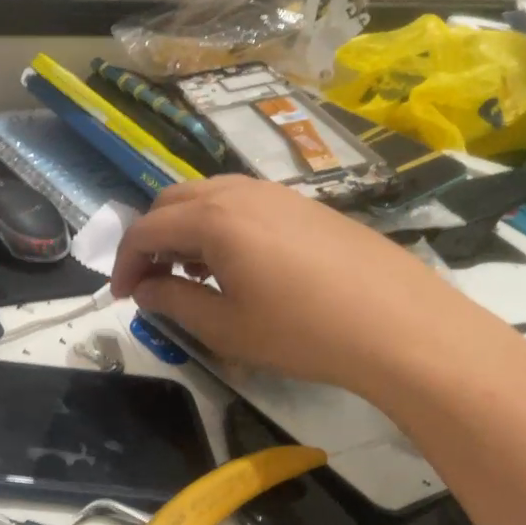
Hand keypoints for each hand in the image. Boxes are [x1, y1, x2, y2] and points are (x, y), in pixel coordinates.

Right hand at [111, 176, 481, 392]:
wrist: (403, 327)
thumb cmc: (303, 332)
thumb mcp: (225, 326)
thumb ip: (171, 302)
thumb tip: (143, 289)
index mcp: (212, 219)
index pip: (145, 230)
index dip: (123, 263)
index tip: (122, 297)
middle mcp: (238, 192)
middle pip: (172, 202)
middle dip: (151, 240)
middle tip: (151, 282)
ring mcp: (276, 194)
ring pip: (208, 198)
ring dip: (185, 231)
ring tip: (193, 276)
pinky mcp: (305, 205)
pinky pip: (243, 203)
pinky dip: (220, 227)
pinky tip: (238, 267)